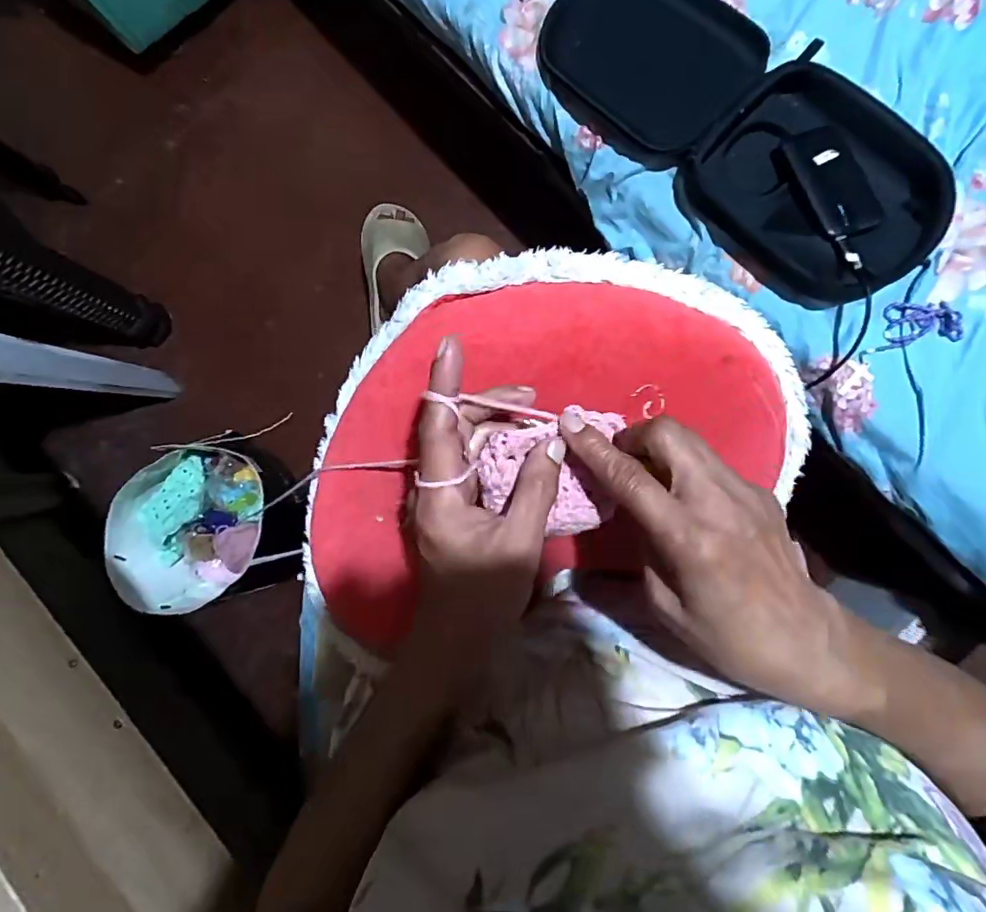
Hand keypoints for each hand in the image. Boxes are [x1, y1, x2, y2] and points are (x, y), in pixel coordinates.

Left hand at [407, 336, 562, 644]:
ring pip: (467, 446)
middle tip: (533, 401)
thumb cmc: (482, 597)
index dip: (445, 381)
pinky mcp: (454, 506)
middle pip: (456, 428)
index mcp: (440, 491)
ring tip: (536, 422)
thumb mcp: (518, 542)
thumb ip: (535, 488)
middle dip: (490, 406)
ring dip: (498, 429)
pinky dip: (498, 452)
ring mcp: (442, 496)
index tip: (450, 344)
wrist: (454, 642)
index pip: (439, 423)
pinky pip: (475, 466)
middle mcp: (434, 486)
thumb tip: (552, 441)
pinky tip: (525, 449)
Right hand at [558, 413, 878, 717]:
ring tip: (648, 475)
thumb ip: (642, 549)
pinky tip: (687, 499)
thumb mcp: (666, 607)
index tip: (570, 422)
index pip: (631, 478)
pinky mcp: (761, 491)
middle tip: (620, 460)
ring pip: (691, 440)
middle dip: (634, 435)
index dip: (595, 448)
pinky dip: (686, 467)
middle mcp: (718, 500)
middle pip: (668, 433)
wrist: (806, 639)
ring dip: (659, 446)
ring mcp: (745, 490)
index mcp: (689, 537)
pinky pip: (711, 462)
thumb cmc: (729, 637)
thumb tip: (628, 512)